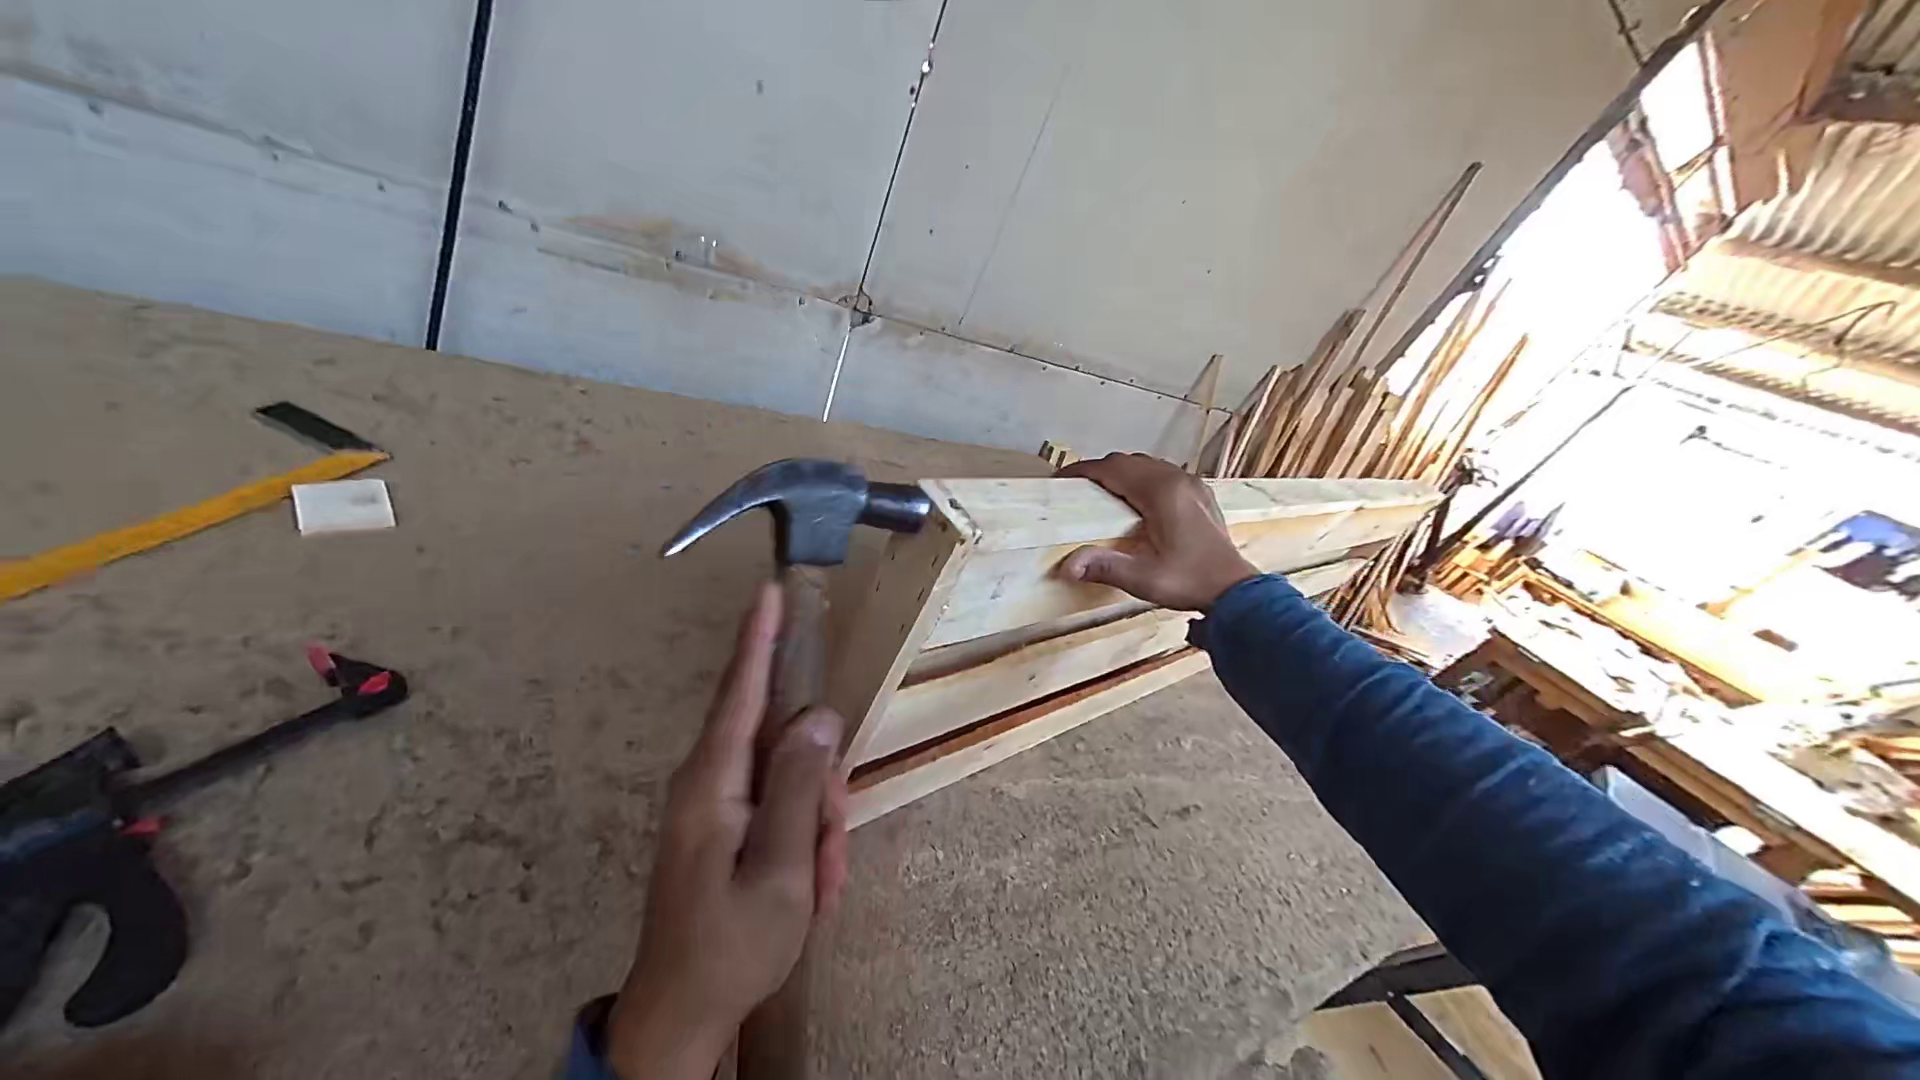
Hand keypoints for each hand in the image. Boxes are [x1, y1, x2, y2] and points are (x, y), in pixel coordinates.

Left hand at [605, 582, 848, 1079]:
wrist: (681, 1014)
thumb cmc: (731, 944)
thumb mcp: (782, 869)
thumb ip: (801, 787)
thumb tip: (819, 717)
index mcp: (712, 782)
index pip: (740, 691)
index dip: (757, 639)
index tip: (768, 592)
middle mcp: (709, 780)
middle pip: (781, 742)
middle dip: (820, 786)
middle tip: (831, 849)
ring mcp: (716, 801)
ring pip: (789, 776)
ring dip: (816, 822)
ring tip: (820, 880)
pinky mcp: (725, 821)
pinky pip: (779, 804)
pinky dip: (804, 837)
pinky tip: (810, 882)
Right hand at [1057, 453, 1260, 610]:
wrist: (1235, 590)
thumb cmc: (1189, 581)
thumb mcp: (1143, 578)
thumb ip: (1105, 567)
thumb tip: (1068, 566)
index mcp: (1161, 492)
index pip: (1112, 468)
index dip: (1083, 470)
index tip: (1060, 479)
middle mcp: (1177, 479)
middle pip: (1128, 461)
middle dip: (1099, 471)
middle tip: (1077, 489)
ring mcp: (1192, 484)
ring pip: (1147, 464)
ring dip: (1121, 473)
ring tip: (1101, 493)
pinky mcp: (1200, 494)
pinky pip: (1164, 473)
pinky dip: (1142, 478)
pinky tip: (1135, 500)